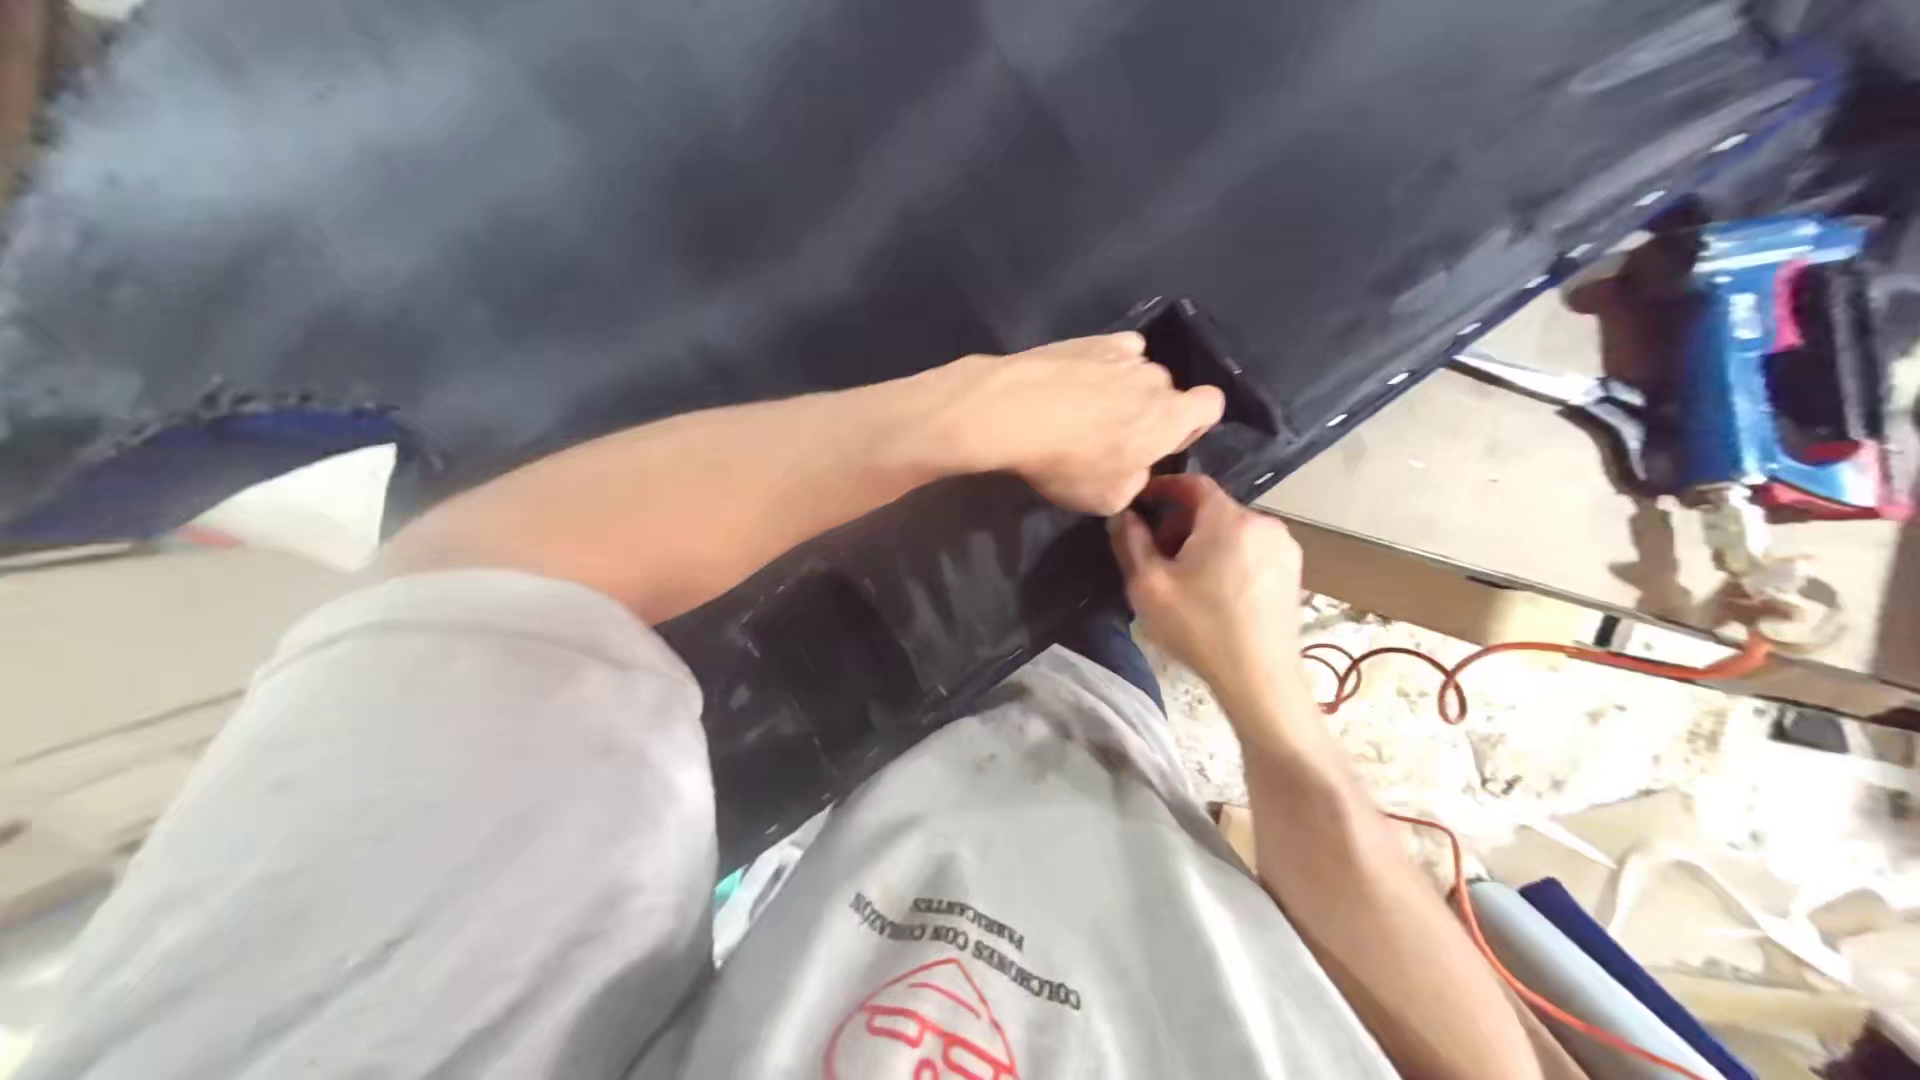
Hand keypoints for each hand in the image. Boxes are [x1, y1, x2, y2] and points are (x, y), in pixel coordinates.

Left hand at [932, 333, 1225, 513]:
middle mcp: (1156, 377)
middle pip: (1166, 391)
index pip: (1212, 405)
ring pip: (1136, 372)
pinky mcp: (1089, 338)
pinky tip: (1075, 383)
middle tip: (1110, 437)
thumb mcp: (1109, 499)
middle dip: (1148, 411)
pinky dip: (1101, 365)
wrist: (1013, 410)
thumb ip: (1135, 483)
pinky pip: (1111, 352)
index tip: (1161, 442)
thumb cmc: (1068, 462)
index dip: (1191, 425)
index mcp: (1172, 416)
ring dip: (1121, 389)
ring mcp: (1123, 352)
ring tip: (1082, 410)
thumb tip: (1134, 469)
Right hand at [1109, 474, 1303, 699]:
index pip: (1193, 483)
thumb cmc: (1200, 628)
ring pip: (1232, 530)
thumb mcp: (1149, 585)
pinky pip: (1251, 549)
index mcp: (1230, 520)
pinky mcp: (1292, 572)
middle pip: (1212, 508)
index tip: (1140, 503)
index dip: (1163, 488)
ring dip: (1203, 541)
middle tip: (1156, 552)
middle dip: (1179, 522)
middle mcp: (1264, 524)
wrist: (1259, 679)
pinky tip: (1212, 590)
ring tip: (1182, 576)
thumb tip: (1123, 515)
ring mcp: (1284, 548)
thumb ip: (1131, 542)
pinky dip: (1226, 556)